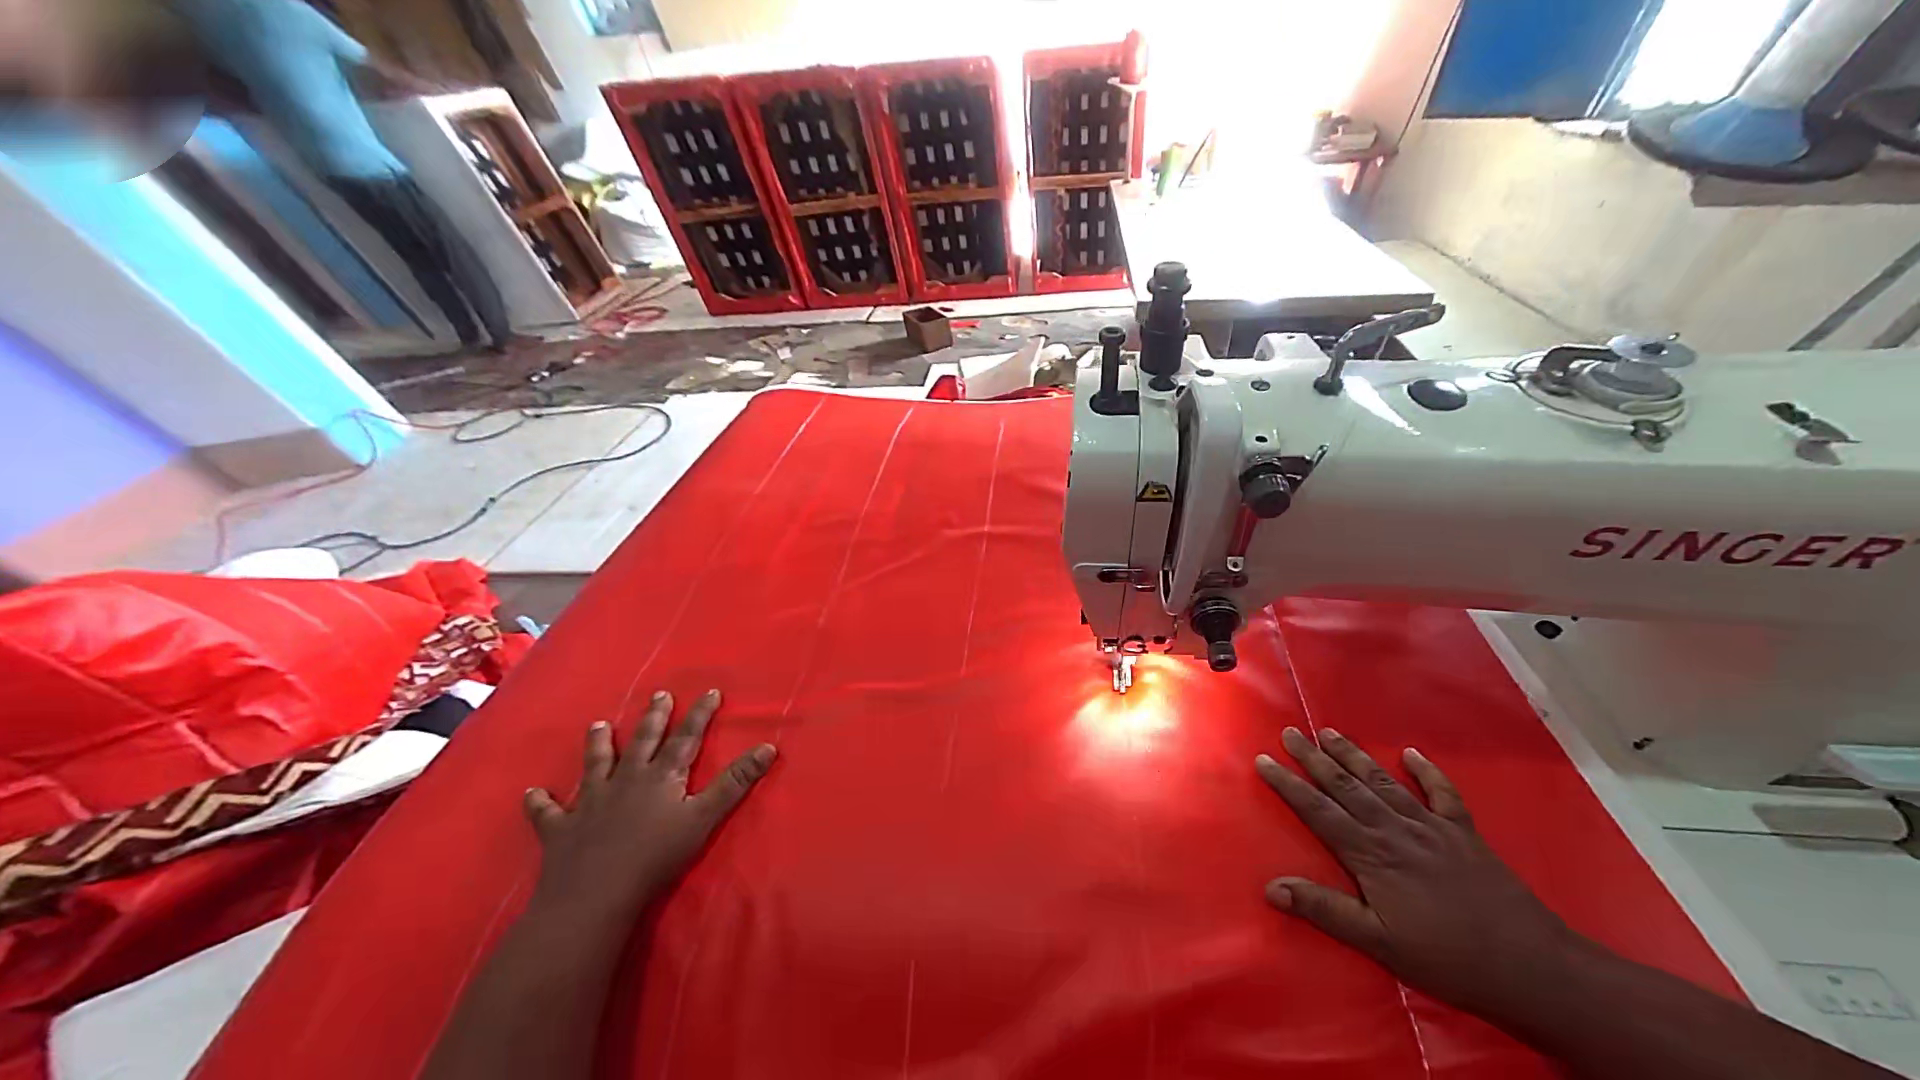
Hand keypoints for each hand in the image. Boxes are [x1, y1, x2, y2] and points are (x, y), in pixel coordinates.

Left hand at [524, 689, 774, 920]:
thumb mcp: (704, 818)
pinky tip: (532, 793)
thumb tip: (768, 747)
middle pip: (642, 741)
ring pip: (596, 764)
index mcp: (661, 776)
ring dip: (598, 744)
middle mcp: (626, 779)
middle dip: (653, 717)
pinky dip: (540, 802)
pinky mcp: (561, 828)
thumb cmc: (656, 856)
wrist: (594, 894)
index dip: (700, 714)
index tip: (710, 692)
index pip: (686, 737)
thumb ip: (735, 782)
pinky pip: (548, 812)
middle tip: (658, 695)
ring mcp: (590, 802)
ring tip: (599, 724)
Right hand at [1256, 727, 1594, 1016]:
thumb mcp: (1379, 943)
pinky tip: (1411, 754)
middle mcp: (1395, 830)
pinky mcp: (1464, 833)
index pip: (1317, 810)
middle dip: (1313, 758)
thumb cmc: (1447, 958)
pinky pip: (1442, 794)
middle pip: (1345, 786)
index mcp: (1370, 854)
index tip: (1263, 760)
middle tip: (1289, 732)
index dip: (1288, 784)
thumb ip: (1325, 910)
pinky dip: (1426, 772)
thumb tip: (1272, 887)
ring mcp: (1432, 827)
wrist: (1533, 967)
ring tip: (1328, 732)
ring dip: (1353, 756)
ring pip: (1382, 782)